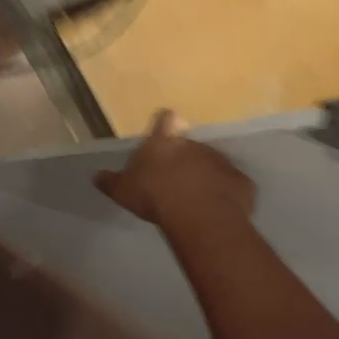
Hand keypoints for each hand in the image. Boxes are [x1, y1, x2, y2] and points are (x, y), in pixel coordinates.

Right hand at [94, 110, 254, 227]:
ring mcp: (221, 162)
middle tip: (178, 178)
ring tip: (200, 196)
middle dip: (186, 158)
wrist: (200, 218)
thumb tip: (95, 176)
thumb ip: (110, 181)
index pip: (165, 120)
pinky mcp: (242, 183)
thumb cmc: (155, 196)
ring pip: (213, 164)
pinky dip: (228, 192)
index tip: (167, 128)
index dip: (166, 123)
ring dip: (207, 175)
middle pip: (190, 145)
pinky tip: (221, 207)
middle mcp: (193, 145)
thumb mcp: (123, 191)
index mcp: (163, 142)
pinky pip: (234, 185)